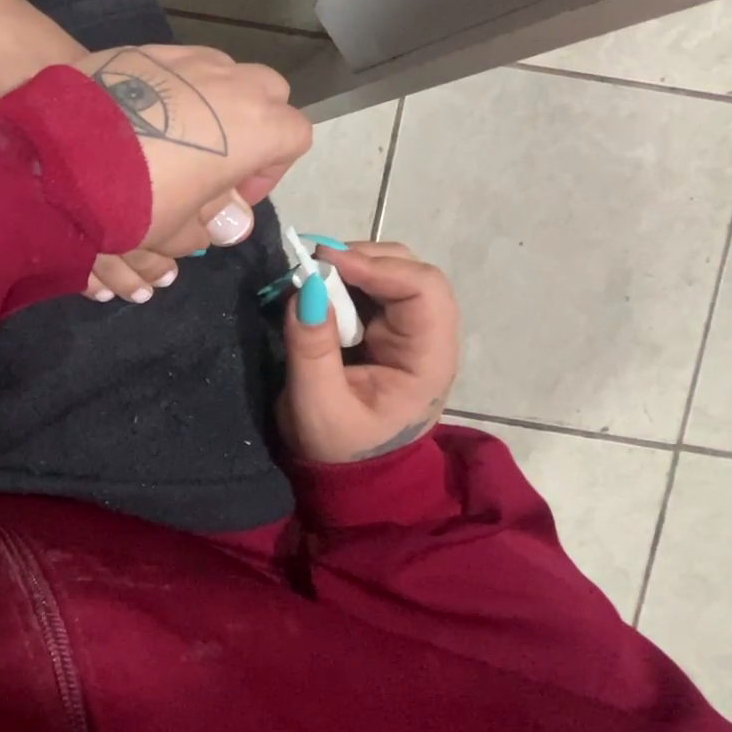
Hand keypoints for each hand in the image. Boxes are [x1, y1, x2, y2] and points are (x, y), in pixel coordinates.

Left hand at [72, 45, 309, 299]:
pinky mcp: (141, 50)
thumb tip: (230, 222)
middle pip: (265, 97)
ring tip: (171, 145)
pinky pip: (172, 68)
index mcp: (256, 126)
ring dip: (209, 107)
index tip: (234, 197)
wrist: (58, 149)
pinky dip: (167, 92)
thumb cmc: (132, 198)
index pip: (293, 140)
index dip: (269, 172)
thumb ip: (210, 225)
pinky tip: (135, 123)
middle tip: (210, 166)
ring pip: (219, 75)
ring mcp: (186, 57)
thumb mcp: (174, 229)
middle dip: (249, 128)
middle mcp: (231, 81)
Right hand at [277, 242, 460, 463]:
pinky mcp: (377, 329)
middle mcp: (425, 337)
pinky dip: (337, 278)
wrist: (343, 473)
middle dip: (362, 258)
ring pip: (390, 273)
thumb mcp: (316, 404)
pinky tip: (310, 286)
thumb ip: (312, 349)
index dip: (378, 268)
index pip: (423, 292)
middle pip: (412, 273)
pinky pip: (366, 288)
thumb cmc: (335, 446)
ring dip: (348, 265)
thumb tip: (304, 288)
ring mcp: (402, 331)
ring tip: (305, 274)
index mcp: (428, 360)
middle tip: (309, 262)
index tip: (322, 262)